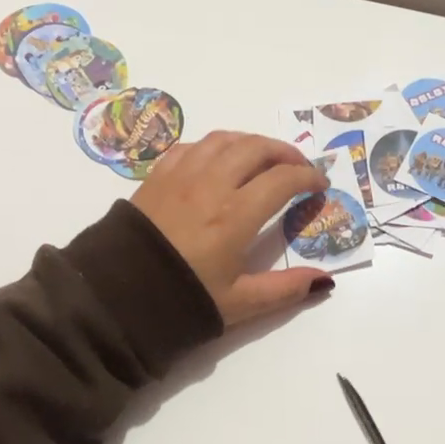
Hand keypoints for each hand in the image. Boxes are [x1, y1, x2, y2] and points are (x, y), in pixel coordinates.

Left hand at [129, 132, 333, 325]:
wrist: (119, 296)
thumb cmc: (183, 300)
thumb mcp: (241, 303)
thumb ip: (286, 289)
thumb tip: (325, 281)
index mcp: (236, 215)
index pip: (283, 179)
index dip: (308, 177)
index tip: (319, 185)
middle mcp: (212, 185)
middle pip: (256, 148)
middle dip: (284, 152)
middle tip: (298, 166)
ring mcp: (181, 175)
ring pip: (224, 140)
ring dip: (251, 143)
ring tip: (263, 158)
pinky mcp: (157, 176)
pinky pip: (193, 146)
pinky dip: (216, 146)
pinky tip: (219, 160)